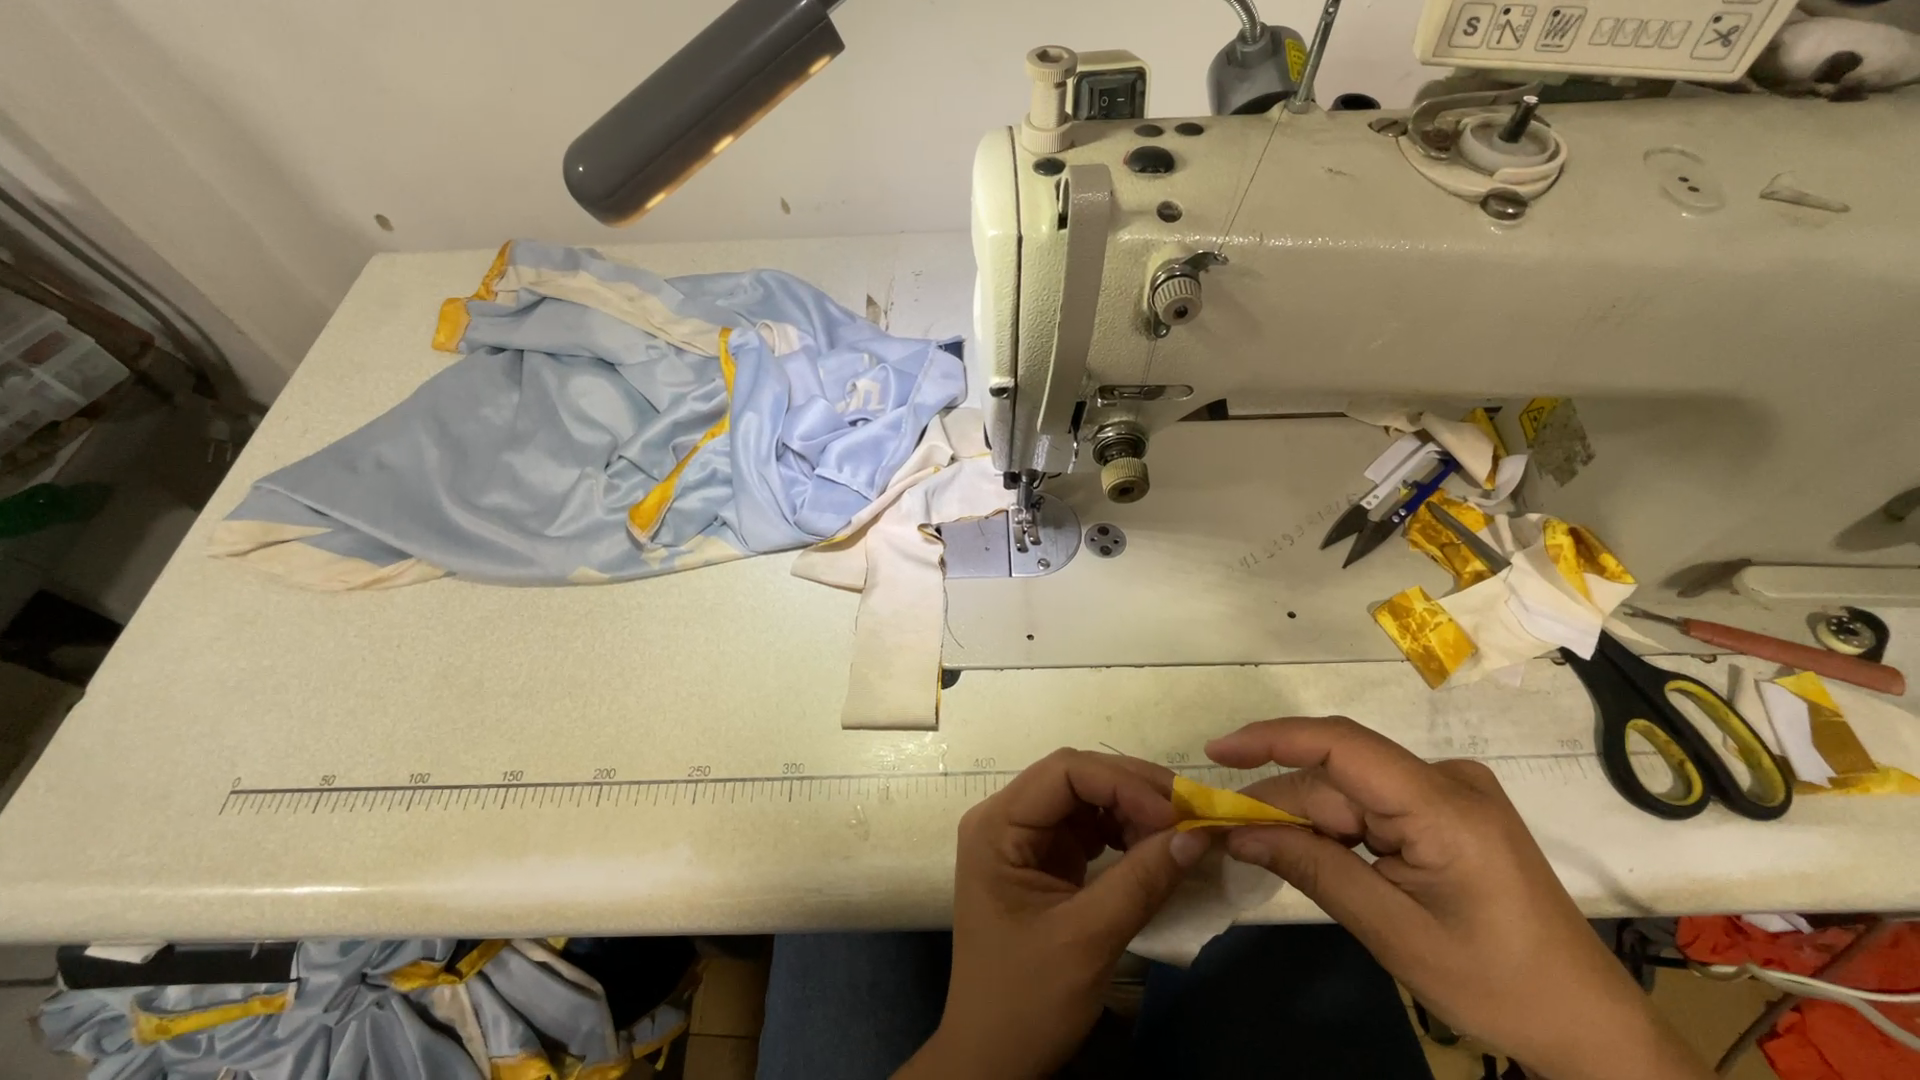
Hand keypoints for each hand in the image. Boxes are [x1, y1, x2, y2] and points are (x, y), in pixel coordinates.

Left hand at [896, 749, 1210, 1078]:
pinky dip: (1126, 833)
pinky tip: (1154, 849)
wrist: (994, 1055)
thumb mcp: (1088, 939)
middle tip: (1191, 814)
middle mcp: (1006, 821)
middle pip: (1076, 778)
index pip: (1064, 772)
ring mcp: (1025, 840)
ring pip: (1087, 799)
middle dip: (1134, 790)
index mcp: (996, 827)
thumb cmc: (1027, 998)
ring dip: (1134, 810)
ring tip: (1178, 834)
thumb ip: (1143, 880)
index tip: (1175, 814)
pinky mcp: (1045, 861)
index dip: (1122, 783)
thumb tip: (1199, 832)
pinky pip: (1090, 828)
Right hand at [1209, 717, 1709, 1079]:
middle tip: (1224, 836)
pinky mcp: (1449, 812)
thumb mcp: (1392, 931)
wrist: (1583, 1022)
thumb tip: (1237, 832)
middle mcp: (1448, 781)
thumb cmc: (1493, 983)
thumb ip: (1313, 868)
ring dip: (1304, 819)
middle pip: (1338, 775)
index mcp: (1444, 806)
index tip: (1215, 752)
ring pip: (1350, 790)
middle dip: (1279, 803)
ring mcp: (1452, 793)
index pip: (1341, 746)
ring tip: (1260, 851)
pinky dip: (1334, 827)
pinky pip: (1373, 804)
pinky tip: (1310, 853)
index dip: (1272, 739)